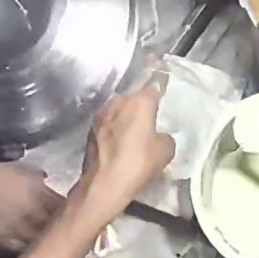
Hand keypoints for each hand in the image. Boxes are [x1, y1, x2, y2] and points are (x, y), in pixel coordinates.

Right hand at [0, 164, 65, 251]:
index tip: (74, 209)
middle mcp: (34, 213)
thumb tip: (48, 183)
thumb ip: (40, 179)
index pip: (64, 205)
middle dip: (63, 224)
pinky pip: (25, 248)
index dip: (72, 208)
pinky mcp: (6, 240)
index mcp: (40, 194)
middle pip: (57, 223)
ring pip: (44, 238)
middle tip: (66, 224)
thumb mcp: (22, 170)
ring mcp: (21, 229)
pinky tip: (36, 245)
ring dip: (50, 238)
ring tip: (53, 237)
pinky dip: (32, 247)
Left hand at [74, 75, 174, 222]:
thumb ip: (165, 136)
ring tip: (139, 119)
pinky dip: (119, 122)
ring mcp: (102, 114)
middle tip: (154, 102)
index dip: (160, 77)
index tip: (165, 73)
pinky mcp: (92, 129)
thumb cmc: (138, 164)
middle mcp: (119, 102)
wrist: (103, 184)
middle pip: (134, 92)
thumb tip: (158, 135)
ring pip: (121, 105)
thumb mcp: (165, 151)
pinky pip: (111, 119)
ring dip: (129, 110)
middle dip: (144, 95)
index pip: (153, 82)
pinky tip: (124, 134)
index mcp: (140, 103)